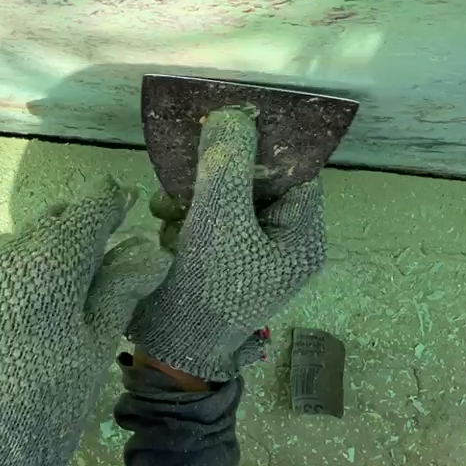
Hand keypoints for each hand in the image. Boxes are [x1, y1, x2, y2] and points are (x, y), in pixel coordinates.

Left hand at [0, 180, 169, 465]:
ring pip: (6, 250)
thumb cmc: (45, 415)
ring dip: (34, 253)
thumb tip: (147, 248)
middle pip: (42, 228)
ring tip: (56, 273)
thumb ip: (118, 291)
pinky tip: (11, 306)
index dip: (108, 205)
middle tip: (98, 236)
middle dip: (71, 227)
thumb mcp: (94, 353)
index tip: (123, 199)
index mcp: (43, 272)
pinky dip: (0, 280)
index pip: (83, 217)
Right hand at [126, 107, 325, 380]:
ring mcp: (249, 249)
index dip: (264, 144)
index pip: (294, 170)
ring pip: (225, 194)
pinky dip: (182, 213)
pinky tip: (164, 222)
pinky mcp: (219, 256)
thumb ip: (225, 164)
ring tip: (166, 207)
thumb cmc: (208, 289)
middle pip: (255, 179)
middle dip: (216, 173)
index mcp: (301, 235)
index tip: (229, 124)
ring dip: (191, 193)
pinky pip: (206, 216)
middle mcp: (282, 240)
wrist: (170, 351)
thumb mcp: (219, 220)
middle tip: (185, 166)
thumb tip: (231, 114)